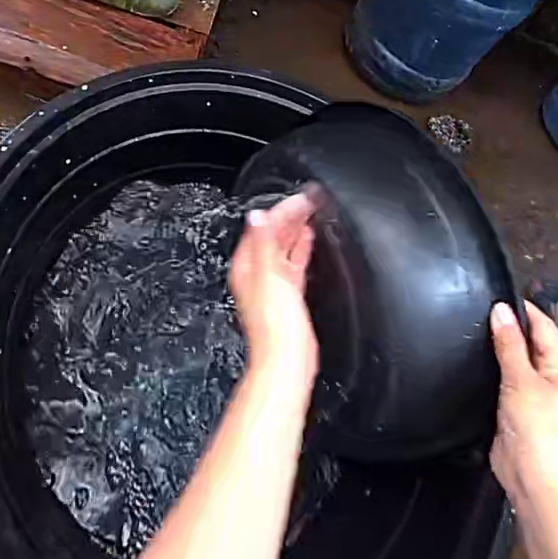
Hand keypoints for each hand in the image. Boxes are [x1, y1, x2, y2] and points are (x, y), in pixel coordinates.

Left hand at [229, 190, 318, 405]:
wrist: (286, 361)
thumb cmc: (274, 326)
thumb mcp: (269, 276)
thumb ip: (263, 243)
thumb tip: (256, 216)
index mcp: (248, 266)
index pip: (264, 226)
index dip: (282, 209)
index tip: (300, 197)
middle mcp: (257, 273)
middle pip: (274, 235)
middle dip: (290, 216)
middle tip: (308, 200)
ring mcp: (273, 284)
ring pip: (285, 247)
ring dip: (296, 229)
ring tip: (310, 213)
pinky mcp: (288, 296)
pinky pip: (294, 262)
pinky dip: (301, 248)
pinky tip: (308, 240)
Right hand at [488, 300, 557, 520]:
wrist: (541, 491)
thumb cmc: (544, 442)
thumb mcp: (522, 382)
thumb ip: (510, 345)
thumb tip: (501, 311)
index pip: (542, 327)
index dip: (523, 307)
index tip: (499, 290)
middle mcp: (550, 383)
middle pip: (527, 344)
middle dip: (507, 327)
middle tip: (480, 308)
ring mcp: (533, 401)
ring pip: (513, 365)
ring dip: (498, 351)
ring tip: (475, 331)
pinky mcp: (515, 418)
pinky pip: (502, 387)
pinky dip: (490, 375)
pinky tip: (475, 368)